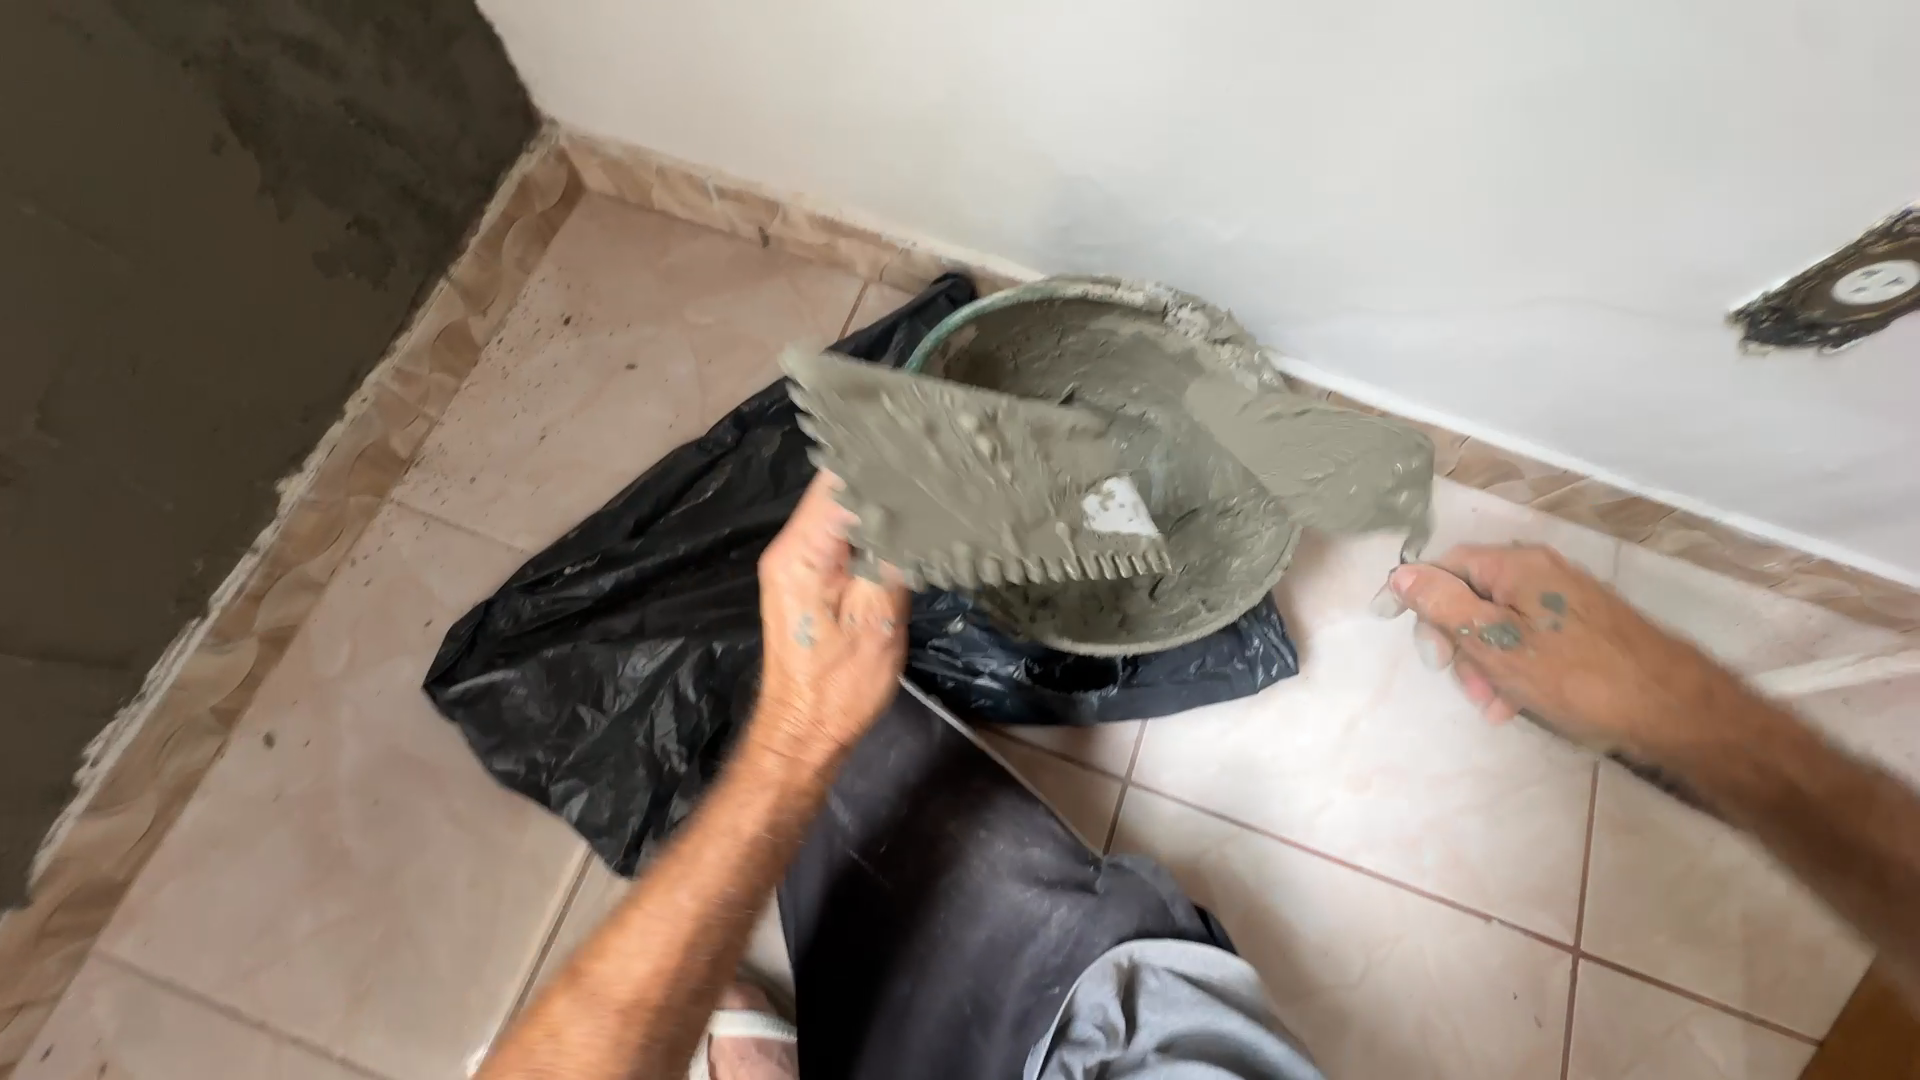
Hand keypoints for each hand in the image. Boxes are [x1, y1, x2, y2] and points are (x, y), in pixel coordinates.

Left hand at [751, 471, 909, 767]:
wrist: (805, 730)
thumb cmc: (840, 687)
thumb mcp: (878, 621)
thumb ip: (894, 556)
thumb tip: (916, 508)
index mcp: (802, 552)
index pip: (841, 481)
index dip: (883, 462)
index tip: (928, 452)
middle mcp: (791, 545)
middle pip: (839, 485)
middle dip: (886, 473)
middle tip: (939, 465)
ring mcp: (797, 558)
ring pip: (842, 505)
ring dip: (882, 495)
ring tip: (930, 483)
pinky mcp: (810, 573)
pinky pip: (843, 529)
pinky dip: (875, 520)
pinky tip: (908, 518)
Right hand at [1378, 544, 1745, 757]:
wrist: (1677, 712)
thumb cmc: (1574, 676)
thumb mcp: (1493, 641)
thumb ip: (1442, 604)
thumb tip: (1402, 574)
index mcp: (1514, 566)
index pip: (1443, 566)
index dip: (1416, 597)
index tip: (1401, 629)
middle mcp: (1538, 572)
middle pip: (1469, 597)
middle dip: (1456, 642)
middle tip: (1461, 683)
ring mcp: (1563, 598)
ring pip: (1496, 623)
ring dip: (1482, 663)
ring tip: (1492, 704)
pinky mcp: (1582, 626)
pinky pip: (1526, 637)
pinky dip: (1512, 666)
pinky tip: (1515, 702)